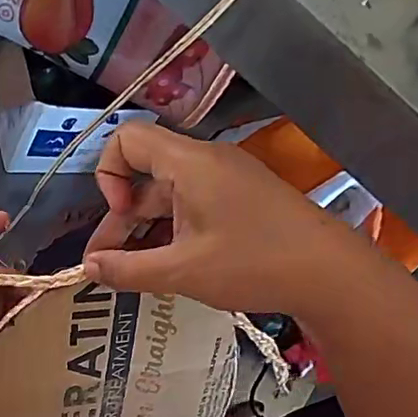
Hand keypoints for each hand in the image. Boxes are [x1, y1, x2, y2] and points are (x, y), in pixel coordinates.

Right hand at [80, 123, 399, 317]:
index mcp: (189, 164)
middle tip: (107, 268)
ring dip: (141, 235)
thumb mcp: (181, 272)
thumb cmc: (253, 264)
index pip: (127, 140)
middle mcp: (204, 164)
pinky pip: (188, 211)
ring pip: (164, 200)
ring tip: (131, 276)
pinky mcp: (237, 203)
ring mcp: (223, 183)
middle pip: (143, 178)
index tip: (119, 216)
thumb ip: (127, 270)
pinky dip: (168, 236)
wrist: (329, 274)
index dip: (108, 176)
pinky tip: (164, 270)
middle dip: (119, 222)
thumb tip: (88, 268)